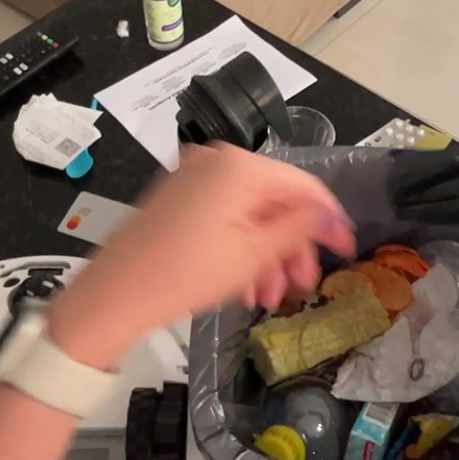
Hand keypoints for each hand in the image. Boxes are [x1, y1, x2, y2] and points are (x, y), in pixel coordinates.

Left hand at [47, 144, 355, 369]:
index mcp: (238, 167)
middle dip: (293, 245)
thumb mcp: (253, 254)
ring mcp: (194, 179)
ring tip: (270, 294)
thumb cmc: (179, 275)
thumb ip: (299, 228)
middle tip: (302, 282)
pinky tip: (246, 284)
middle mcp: (215, 163)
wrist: (115, 295)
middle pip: (276, 201)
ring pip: (251, 214)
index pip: (304, 185)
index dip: (328, 220)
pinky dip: (241, 248)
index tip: (343, 248)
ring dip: (268, 254)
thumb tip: (331, 216)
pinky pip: (225, 218)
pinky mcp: (179, 199)